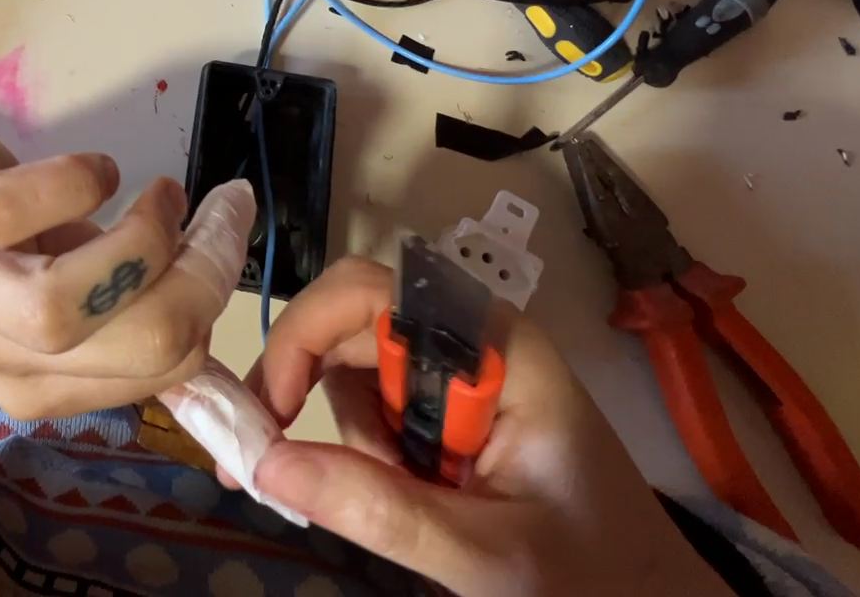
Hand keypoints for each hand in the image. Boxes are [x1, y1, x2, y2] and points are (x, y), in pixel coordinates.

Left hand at [0, 130, 252, 420]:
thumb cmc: (26, 257)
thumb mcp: (87, 299)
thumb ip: (144, 316)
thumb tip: (223, 303)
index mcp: (46, 389)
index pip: (163, 369)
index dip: (213, 302)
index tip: (224, 242)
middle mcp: (4, 356)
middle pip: (134, 344)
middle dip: (199, 274)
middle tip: (216, 218)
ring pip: (60, 305)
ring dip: (142, 240)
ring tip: (162, 197)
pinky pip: (10, 211)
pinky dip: (78, 183)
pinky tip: (98, 172)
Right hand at [243, 258, 729, 596]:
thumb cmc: (595, 579)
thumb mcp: (488, 556)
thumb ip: (381, 510)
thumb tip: (264, 464)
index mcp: (492, 346)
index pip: (371, 292)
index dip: (308, 331)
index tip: (276, 408)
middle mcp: (463, 337)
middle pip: (345, 319)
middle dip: (303, 382)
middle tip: (266, 445)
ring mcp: (448, 365)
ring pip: (345, 361)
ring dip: (341, 429)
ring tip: (392, 500)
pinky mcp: (438, 396)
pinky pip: (364, 397)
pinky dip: (354, 442)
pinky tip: (393, 488)